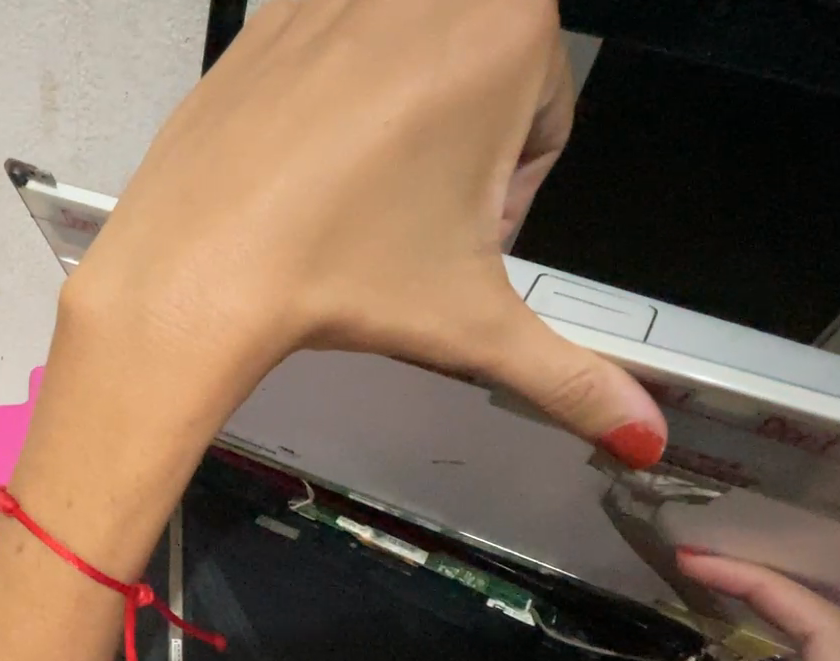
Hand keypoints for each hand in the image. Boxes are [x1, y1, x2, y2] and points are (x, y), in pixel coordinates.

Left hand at [48, 0, 665, 470]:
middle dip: (451, 159)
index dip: (500, 197)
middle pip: (475, 83)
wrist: (194, 271)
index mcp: (507, 27)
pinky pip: (324, 59)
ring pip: (402, 65)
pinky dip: (322, 109)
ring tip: (339, 203)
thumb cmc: (336, 280)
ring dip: (390, 129)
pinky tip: (294, 172)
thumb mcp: (471, 323)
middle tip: (392, 227)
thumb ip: (571, 376)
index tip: (450, 242)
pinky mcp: (263, 21)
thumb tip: (645, 441)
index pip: (545, 117)